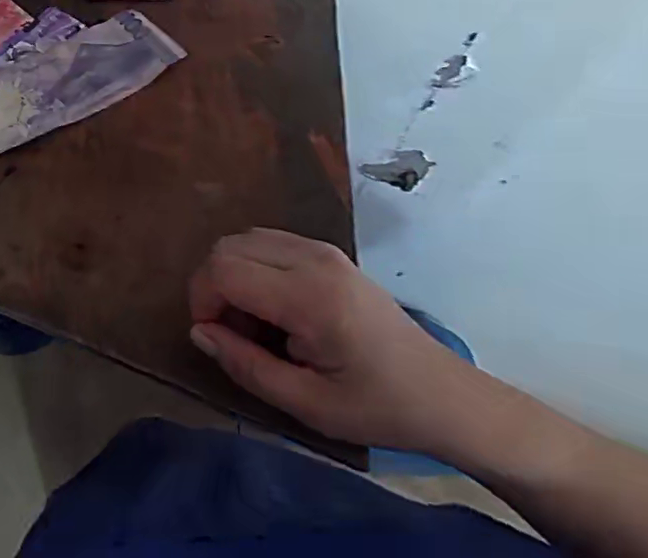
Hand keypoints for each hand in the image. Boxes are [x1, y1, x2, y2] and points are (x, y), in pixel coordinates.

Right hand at [187, 228, 493, 455]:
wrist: (448, 397)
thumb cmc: (381, 408)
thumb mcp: (309, 405)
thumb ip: (245, 365)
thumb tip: (199, 331)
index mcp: (311, 297)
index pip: (224, 270)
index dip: (202, 300)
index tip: (214, 337)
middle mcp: (313, 259)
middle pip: (226, 247)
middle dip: (212, 286)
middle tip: (231, 331)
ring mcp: (322, 249)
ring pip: (242, 239)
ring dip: (230, 274)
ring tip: (252, 320)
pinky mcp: (326, 251)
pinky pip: (264, 242)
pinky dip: (250, 266)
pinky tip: (271, 304)